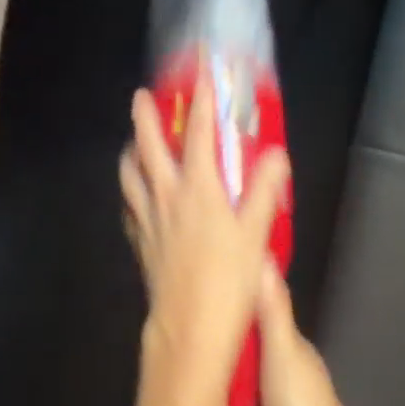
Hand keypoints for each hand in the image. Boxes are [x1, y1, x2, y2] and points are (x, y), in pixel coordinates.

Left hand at [120, 76, 289, 400]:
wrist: (189, 329)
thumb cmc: (228, 282)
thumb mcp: (256, 235)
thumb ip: (264, 192)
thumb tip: (276, 154)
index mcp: (198, 189)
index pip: (198, 135)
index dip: (203, 102)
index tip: (204, 76)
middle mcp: (165, 197)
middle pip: (148, 148)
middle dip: (144, 118)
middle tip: (141, 96)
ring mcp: (147, 220)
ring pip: (129, 176)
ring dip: (130, 153)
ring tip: (133, 143)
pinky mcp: (140, 243)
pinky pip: (128, 207)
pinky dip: (130, 191)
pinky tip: (135, 196)